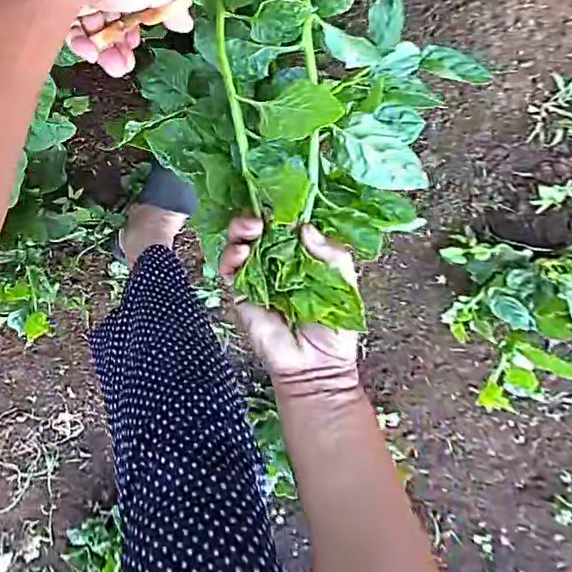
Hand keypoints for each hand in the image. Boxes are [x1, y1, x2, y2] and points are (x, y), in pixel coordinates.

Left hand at [61, 0, 193, 77]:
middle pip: (113, 23)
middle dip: (122, 47)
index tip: (138, 43)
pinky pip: (72, 33)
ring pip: (93, 32)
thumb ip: (172, 7)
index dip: (137, 27)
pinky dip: (84, 46)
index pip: (133, 6)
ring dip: (106, 52)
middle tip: (126, 63)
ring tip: (114, 67)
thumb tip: (187, 24)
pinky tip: (91, 54)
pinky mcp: (57, 10)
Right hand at [220, 217, 360, 392]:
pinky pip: (227, 269)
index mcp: (297, 254)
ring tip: (251, 229)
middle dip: (253, 217)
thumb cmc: (333, 325)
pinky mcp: (240, 293)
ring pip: (237, 242)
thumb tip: (304, 226)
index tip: (279, 205)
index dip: (278, 212)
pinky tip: (241, 253)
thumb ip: (330, 251)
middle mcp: (273, 260)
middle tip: (261, 218)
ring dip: (239, 229)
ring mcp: (255, 275)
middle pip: (255, 228)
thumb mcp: (343, 280)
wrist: (318, 366)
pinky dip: (230, 256)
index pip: (282, 224)